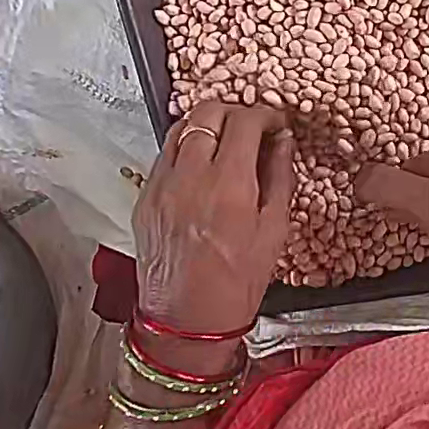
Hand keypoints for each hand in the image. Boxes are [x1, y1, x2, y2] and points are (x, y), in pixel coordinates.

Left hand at [134, 101, 294, 332]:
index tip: (276, 122)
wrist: (188, 318)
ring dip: (207, 123)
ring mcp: (161, 185)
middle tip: (253, 125)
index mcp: (228, 186)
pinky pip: (165, 154)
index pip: (244, 121)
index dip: (265, 114)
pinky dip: (187, 147)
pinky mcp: (145, 197)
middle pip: (207, 112)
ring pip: (180, 127)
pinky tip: (204, 165)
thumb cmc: (239, 279)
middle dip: (235, 110)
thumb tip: (283, 141)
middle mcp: (189, 178)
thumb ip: (280, 176)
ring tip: (227, 140)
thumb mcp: (275, 228)